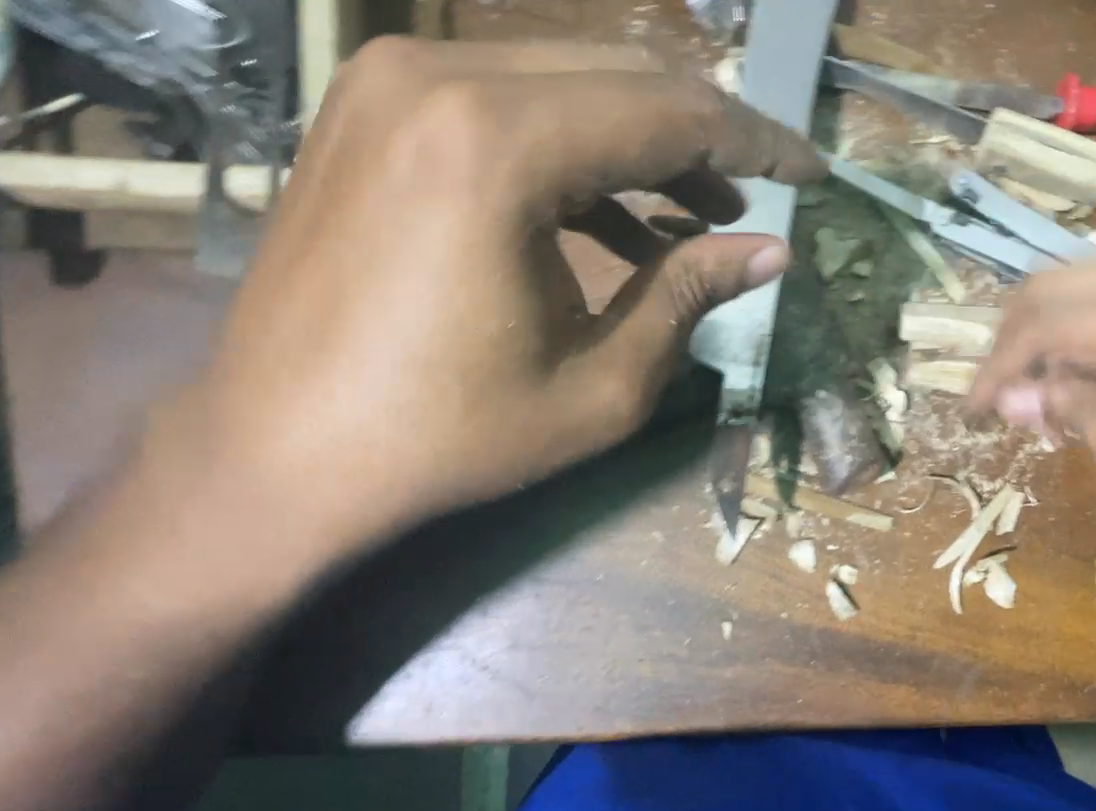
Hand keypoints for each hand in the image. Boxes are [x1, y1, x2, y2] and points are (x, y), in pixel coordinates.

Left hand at [146, 37, 822, 565]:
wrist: (283, 451)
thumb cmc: (452, 435)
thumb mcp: (601, 384)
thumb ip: (689, 295)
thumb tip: (771, 252)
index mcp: (499, 145)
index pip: (670, 111)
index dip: (758, 141)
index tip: (813, 172)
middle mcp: (439, 78)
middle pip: (621, 74)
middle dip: (708, 131)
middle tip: (763, 190)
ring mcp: (391, 84)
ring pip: (564, 80)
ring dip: (644, 140)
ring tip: (705, 210)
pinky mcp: (371, 111)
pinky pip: (504, 103)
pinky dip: (574, 150)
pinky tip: (614, 218)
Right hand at [967, 255, 1095, 563]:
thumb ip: (1080, 419)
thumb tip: (1015, 395)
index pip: (1045, 324)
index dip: (997, 366)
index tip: (972, 410)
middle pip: (1056, 285)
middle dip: (1013, 341)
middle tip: (998, 399)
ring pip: (1083, 281)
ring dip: (1047, 332)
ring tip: (1039, 397)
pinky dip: (1086, 325)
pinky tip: (1083, 376)